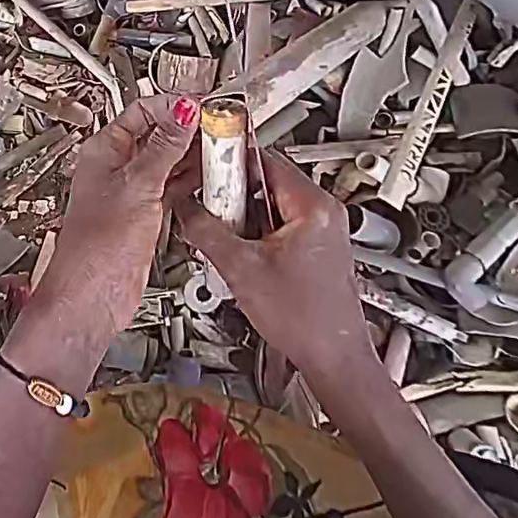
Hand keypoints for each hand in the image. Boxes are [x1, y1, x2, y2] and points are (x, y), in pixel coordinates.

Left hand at [33, 95, 199, 332]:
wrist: (93, 294)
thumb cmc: (97, 245)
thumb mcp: (139, 185)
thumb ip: (164, 147)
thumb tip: (183, 112)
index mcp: (104, 150)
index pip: (142, 111)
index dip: (173, 105)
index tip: (202, 104)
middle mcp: (116, 168)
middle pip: (156, 134)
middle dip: (187, 128)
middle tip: (218, 125)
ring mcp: (131, 191)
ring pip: (166, 161)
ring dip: (192, 153)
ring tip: (220, 146)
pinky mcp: (144, 214)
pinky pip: (171, 187)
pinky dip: (189, 180)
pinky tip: (208, 176)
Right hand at [167, 149, 375, 384]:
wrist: (332, 359)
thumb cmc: (306, 321)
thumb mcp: (241, 269)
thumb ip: (206, 231)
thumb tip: (185, 208)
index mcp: (314, 207)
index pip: (264, 158)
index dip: (228, 159)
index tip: (204, 164)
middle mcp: (323, 212)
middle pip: (264, 178)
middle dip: (230, 192)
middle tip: (208, 205)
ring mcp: (320, 229)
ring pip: (267, 201)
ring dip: (239, 212)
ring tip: (222, 232)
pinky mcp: (313, 245)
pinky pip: (275, 221)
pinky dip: (251, 228)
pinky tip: (238, 248)